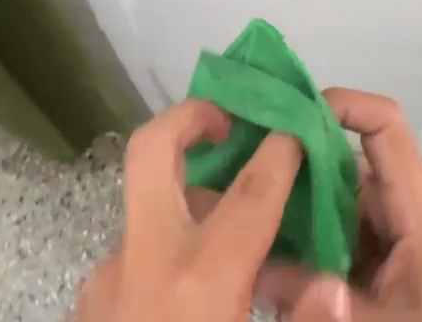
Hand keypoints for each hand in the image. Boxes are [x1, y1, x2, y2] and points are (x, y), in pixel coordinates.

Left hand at [75, 98, 332, 321]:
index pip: (249, 195)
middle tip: (228, 122)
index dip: (280, 153)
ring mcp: (106, 279)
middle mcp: (143, 264)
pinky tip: (192, 295)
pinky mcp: (88, 302)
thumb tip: (332, 285)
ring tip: (230, 224)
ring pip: (143, 206)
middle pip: (151, 152)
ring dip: (182, 196)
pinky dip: (167, 250)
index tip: (297, 130)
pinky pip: (135, 254)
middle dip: (190, 119)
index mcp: (198, 285)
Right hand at [259, 88, 421, 321]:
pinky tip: (261, 264)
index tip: (285, 116)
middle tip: (236, 174)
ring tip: (238, 218)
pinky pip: (331, 247)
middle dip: (292, 166)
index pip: (385, 127)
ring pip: (329, 210)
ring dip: (290, 214)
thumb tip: (252, 266)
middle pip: (341, 168)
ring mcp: (386, 249)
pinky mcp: (377, 278)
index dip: (342, 104)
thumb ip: (320, 302)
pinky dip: (299, 251)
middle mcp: (398, 217)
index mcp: (416, 212)